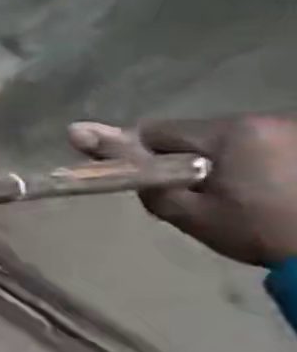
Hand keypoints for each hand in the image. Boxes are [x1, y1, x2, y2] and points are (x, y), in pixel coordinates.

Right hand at [69, 114, 296, 266]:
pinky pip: (274, 148)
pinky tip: (280, 193)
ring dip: (233, 163)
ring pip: (239, 142)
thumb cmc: (261, 232)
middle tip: (209, 197)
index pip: (157, 132)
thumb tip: (75, 129)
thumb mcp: (185, 209)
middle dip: (194, 160)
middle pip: (201, 136)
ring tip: (250, 198)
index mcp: (233, 132)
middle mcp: (272, 119)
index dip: (145, 157)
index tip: (159, 183)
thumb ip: (132, 171)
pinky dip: (267, 166)